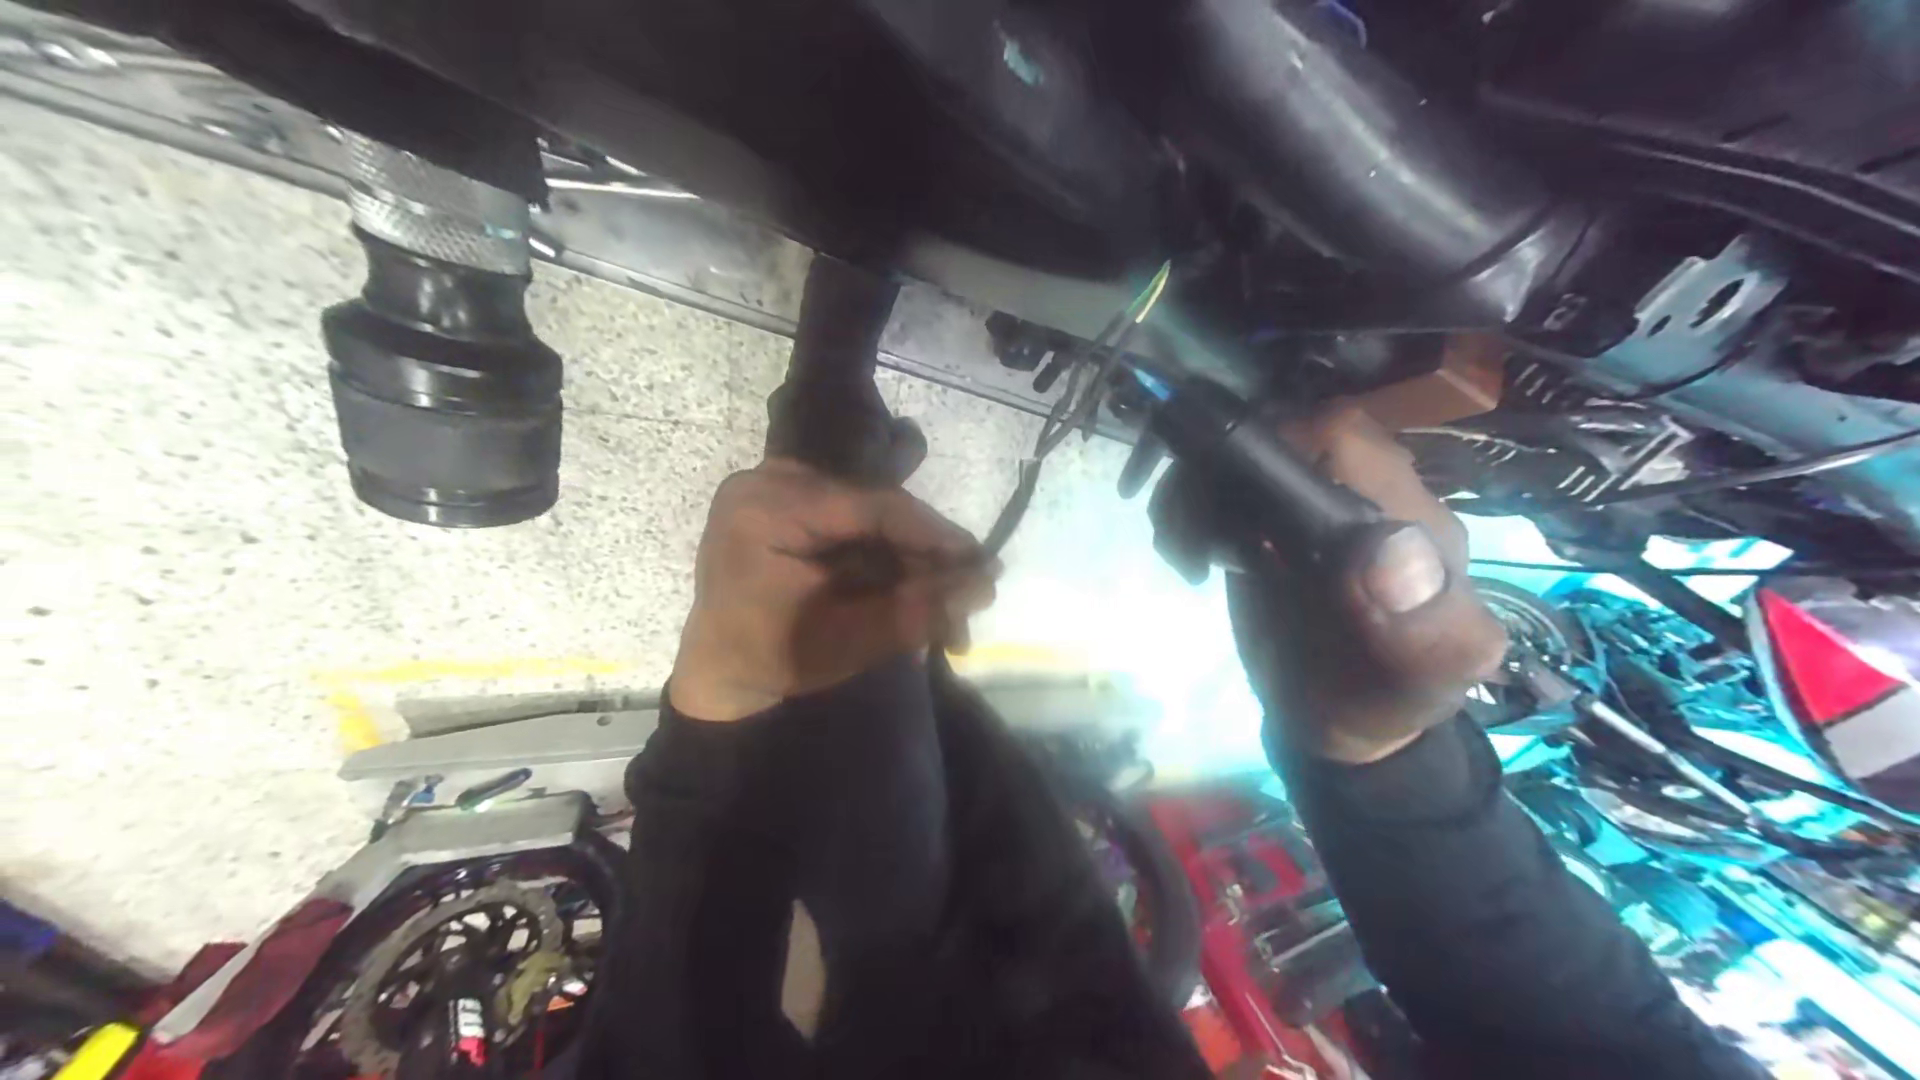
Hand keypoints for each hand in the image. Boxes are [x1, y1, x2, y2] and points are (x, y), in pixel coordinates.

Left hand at [669, 458, 996, 721]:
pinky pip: (860, 525)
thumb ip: (915, 611)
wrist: (722, 671)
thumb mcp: (847, 642)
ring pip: (877, 520)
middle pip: (880, 512)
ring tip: (946, 617)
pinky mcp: (796, 504)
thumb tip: (986, 585)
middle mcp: (773, 481)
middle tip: (968, 606)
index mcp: (768, 507)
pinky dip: (890, 560)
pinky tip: (915, 594)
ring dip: (915, 566)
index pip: (874, 507)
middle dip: (928, 562)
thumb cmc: (771, 660)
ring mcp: (783, 488)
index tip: (986, 567)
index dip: (937, 537)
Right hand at [1154, 403, 1508, 762]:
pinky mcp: (1257, 525)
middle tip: (1189, 541)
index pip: (1338, 433)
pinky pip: (1209, 490)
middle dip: (1211, 476)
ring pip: (1228, 459)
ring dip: (1187, 497)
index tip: (1235, 507)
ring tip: (1185, 556)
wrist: (1337, 720)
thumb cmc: (1386, 693)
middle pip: (1268, 434)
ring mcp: (1297, 508)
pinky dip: (1182, 512)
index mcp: (1399, 510)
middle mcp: (1347, 494)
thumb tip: (1388, 553)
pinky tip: (1188, 558)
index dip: (1277, 447)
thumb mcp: (1427, 668)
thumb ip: (1427, 619)